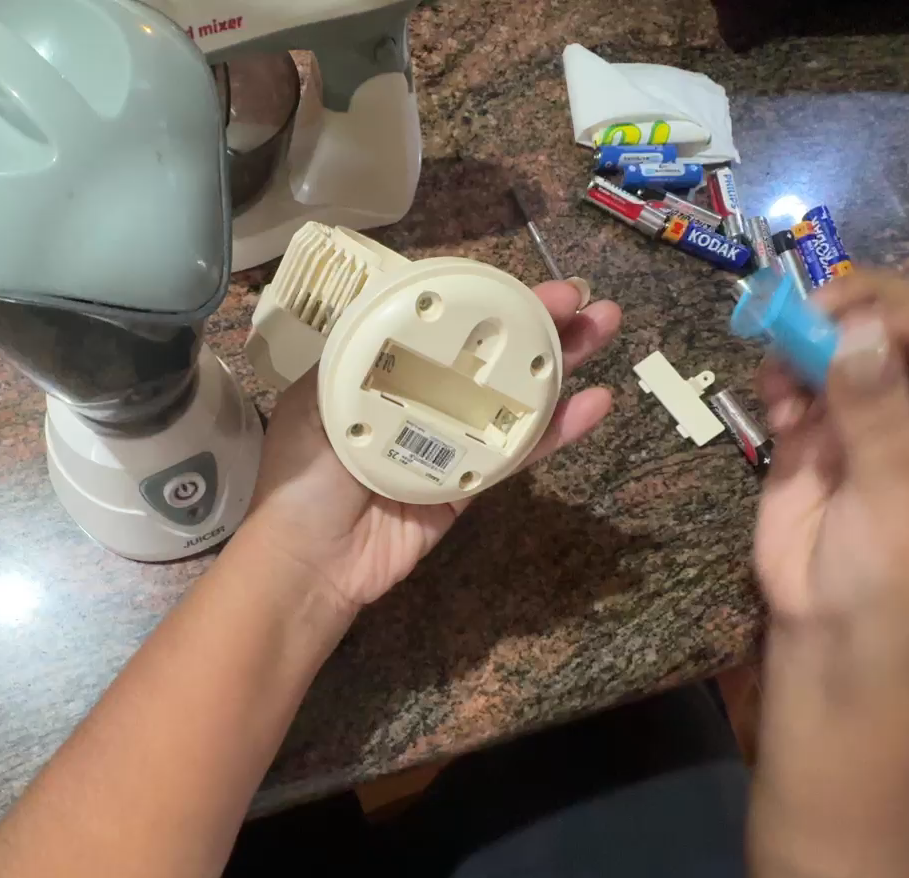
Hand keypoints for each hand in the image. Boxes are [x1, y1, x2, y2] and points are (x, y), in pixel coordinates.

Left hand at [242, 281, 620, 612]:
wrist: (311, 561)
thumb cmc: (304, 477)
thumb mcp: (317, 399)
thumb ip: (362, 354)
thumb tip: (406, 306)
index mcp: (377, 375)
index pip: (440, 327)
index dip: (484, 304)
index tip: (526, 284)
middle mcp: (416, 403)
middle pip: (485, 359)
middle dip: (536, 326)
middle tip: (586, 300)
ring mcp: (445, 445)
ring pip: (510, 399)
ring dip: (559, 364)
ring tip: (605, 326)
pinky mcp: (468, 487)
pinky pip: (514, 454)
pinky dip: (555, 430)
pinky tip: (595, 402)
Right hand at [753, 269, 908, 656]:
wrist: (836, 627)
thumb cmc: (900, 565)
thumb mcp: (901, 486)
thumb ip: (876, 407)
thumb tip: (853, 328)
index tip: (861, 325)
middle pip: (898, 323)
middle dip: (854, 312)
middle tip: (805, 313)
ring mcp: (861, 418)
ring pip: (837, 348)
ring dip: (806, 345)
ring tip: (780, 368)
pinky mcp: (808, 439)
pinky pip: (794, 388)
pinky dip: (779, 383)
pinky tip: (774, 408)